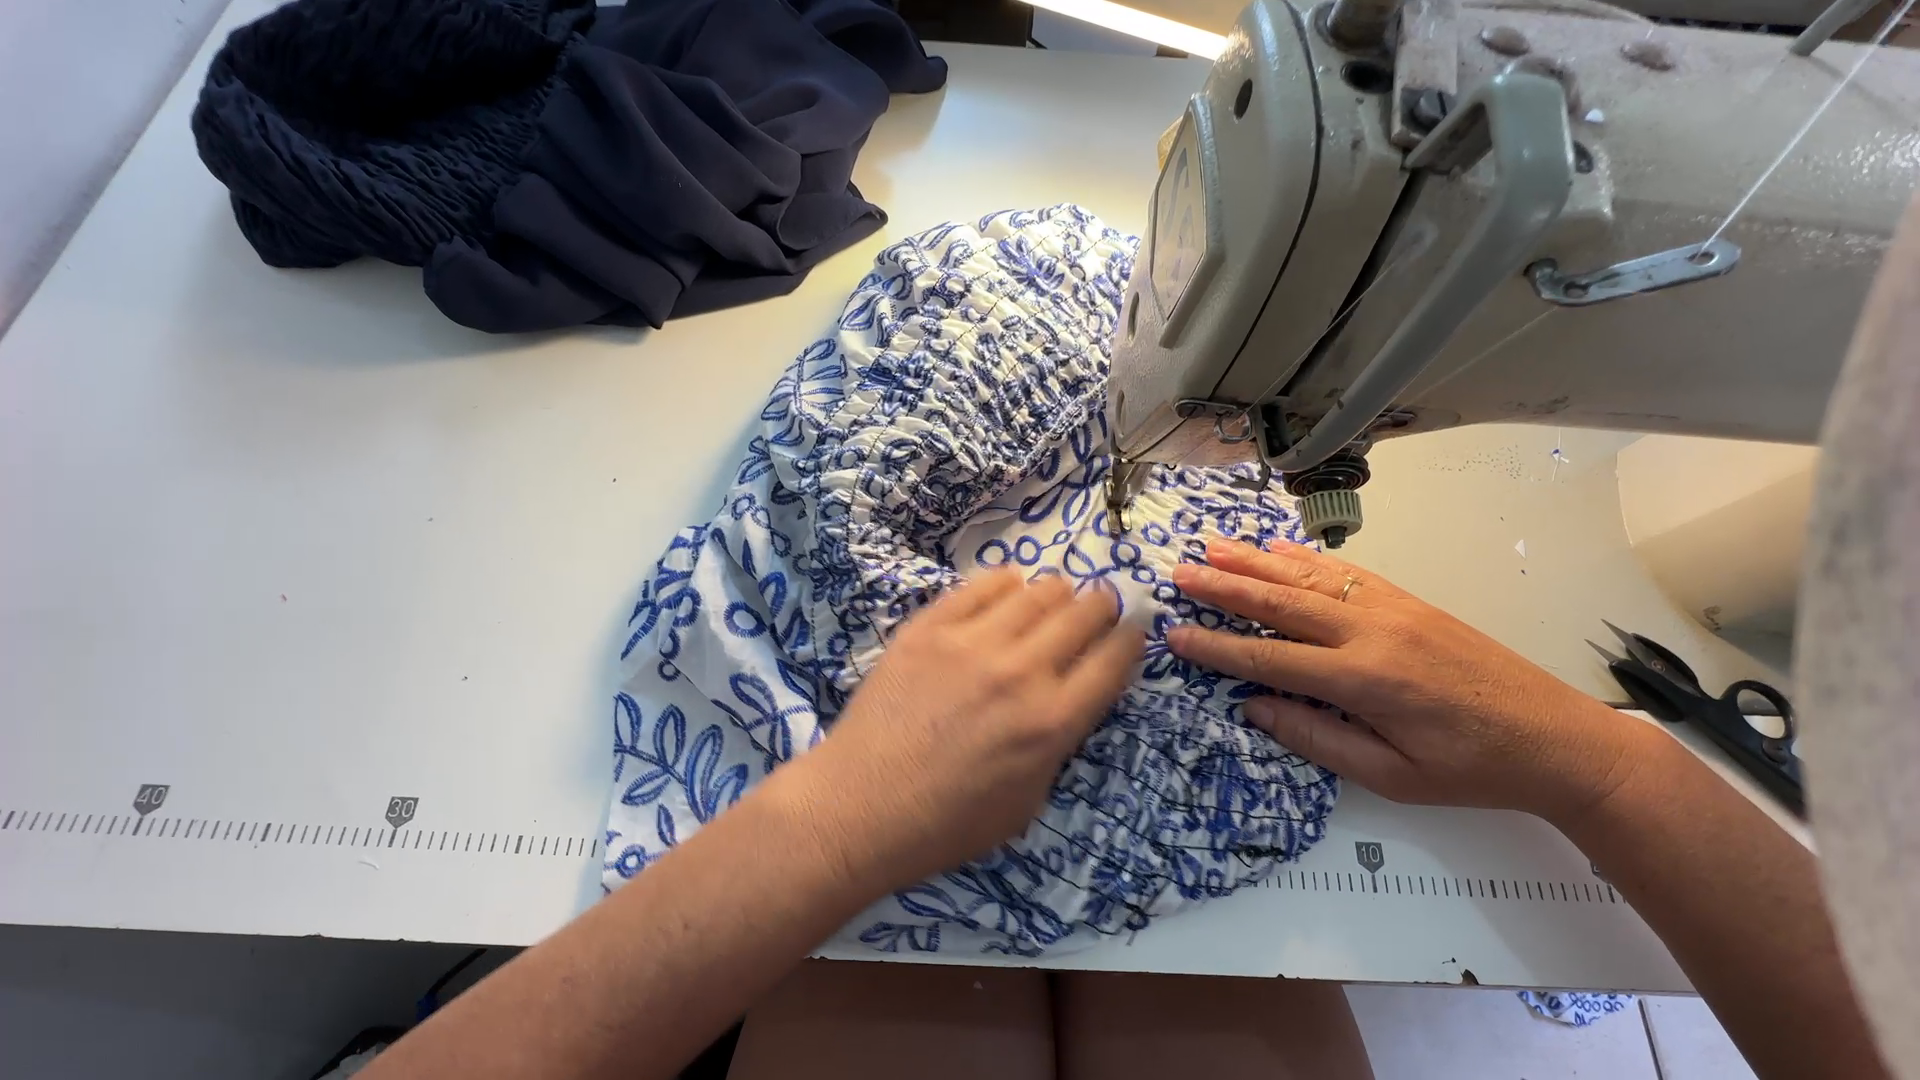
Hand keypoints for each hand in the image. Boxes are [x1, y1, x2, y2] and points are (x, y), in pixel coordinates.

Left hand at [773, 569, 1142, 892]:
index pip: (1113, 660)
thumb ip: (1059, 744)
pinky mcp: (929, 627)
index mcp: (1054, 721)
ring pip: (1037, 592)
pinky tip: (1010, 585)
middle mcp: (1022, 671)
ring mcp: (972, 643)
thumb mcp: (1028, 802)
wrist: (862, 806)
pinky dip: (1004, 582)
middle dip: (1101, 606)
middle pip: (1082, 615)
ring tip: (1058, 594)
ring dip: (1058, 591)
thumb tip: (1071, 698)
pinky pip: (979, 586)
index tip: (1132, 630)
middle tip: (1100, 605)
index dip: (1131, 639)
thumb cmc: (948, 823)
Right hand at [1166, 539, 1654, 822]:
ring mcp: (1391, 609)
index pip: (1270, 659)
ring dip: (1254, 560)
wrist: (1559, 740)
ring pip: (1308, 577)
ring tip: (1211, 546)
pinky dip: (1305, 556)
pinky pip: (1346, 571)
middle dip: (1224, 587)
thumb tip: (1253, 707)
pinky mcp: (1409, 600)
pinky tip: (1275, 544)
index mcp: (1364, 681)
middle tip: (1178, 573)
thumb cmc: (1471, 770)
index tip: (1175, 636)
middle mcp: (1371, 632)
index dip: (1218, 649)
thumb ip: (1317, 738)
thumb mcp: (1391, 776)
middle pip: (1281, 603)